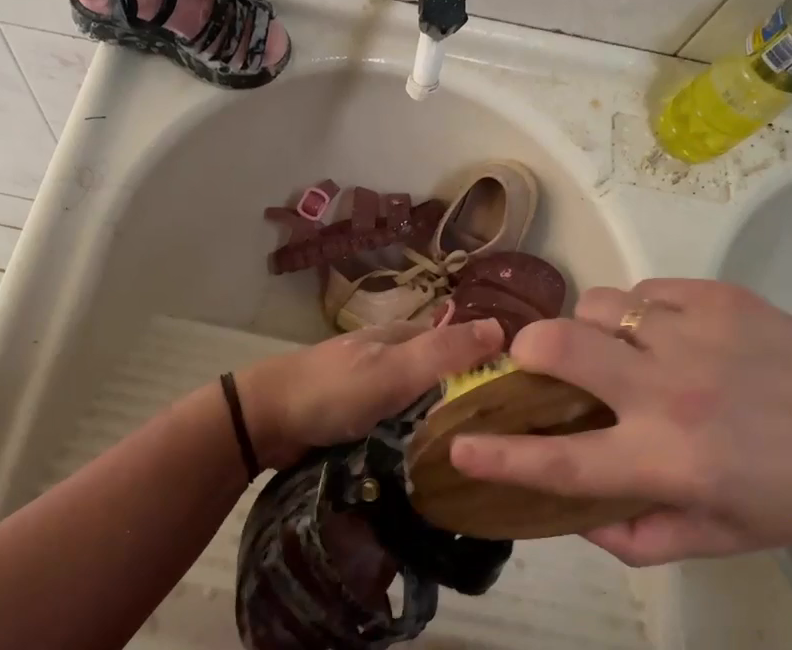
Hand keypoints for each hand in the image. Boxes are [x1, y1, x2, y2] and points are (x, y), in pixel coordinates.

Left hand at [238, 318, 504, 469]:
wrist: (264, 422)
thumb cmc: (331, 391)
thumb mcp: (391, 371)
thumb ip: (442, 353)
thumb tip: (503, 328)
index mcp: (401, 337)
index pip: (459, 344)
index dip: (490, 363)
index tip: (527, 399)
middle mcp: (390, 357)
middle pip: (442, 375)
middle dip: (470, 398)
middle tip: (510, 440)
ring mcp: (372, 389)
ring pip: (422, 403)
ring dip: (444, 423)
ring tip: (481, 458)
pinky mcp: (358, 419)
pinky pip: (401, 427)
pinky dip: (418, 439)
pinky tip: (436, 464)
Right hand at [449, 280, 791, 565]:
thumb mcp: (719, 538)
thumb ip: (636, 535)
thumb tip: (570, 512)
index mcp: (671, 461)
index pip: (562, 460)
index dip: (499, 454)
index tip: (457, 443)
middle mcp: (672, 392)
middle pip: (558, 345)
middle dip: (527, 351)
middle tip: (538, 364)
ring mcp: (695, 333)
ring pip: (596, 306)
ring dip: (591, 330)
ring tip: (619, 350)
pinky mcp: (718, 296)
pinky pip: (643, 290)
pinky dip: (639, 314)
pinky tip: (669, 336)